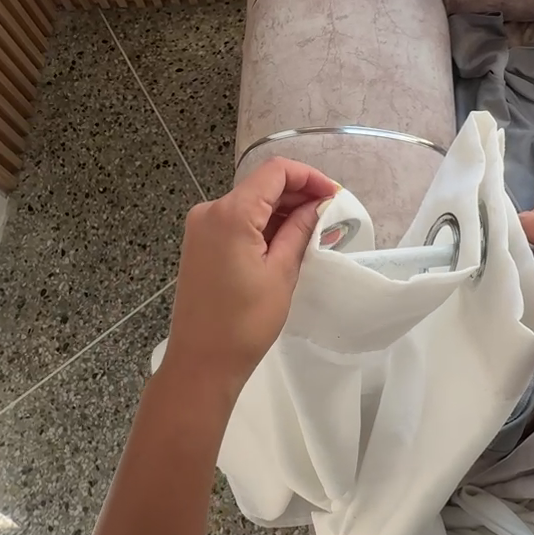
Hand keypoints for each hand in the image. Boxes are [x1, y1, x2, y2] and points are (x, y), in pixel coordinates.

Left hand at [163, 158, 339, 394]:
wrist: (200, 363)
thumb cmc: (245, 322)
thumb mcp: (281, 272)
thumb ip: (299, 230)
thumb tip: (317, 205)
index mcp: (231, 212)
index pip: (275, 172)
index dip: (309, 177)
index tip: (334, 195)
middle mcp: (210, 209)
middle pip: (261, 184)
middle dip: (297, 193)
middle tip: (329, 214)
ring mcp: (201, 226)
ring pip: (250, 202)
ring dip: (281, 209)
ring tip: (312, 229)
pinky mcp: (199, 242)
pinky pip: (236, 219)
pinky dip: (262, 223)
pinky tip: (285, 240)